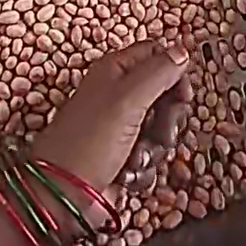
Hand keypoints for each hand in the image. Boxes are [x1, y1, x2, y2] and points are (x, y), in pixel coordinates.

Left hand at [31, 42, 191, 198]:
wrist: (63, 194)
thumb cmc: (90, 139)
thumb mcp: (127, 98)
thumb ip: (158, 72)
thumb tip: (182, 51)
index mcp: (116, 69)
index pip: (157, 55)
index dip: (174, 72)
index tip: (181, 94)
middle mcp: (119, 94)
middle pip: (165, 96)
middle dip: (166, 119)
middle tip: (154, 130)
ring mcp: (121, 127)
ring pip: (161, 130)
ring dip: (153, 148)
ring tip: (134, 157)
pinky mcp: (124, 156)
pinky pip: (152, 157)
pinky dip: (144, 168)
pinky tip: (127, 174)